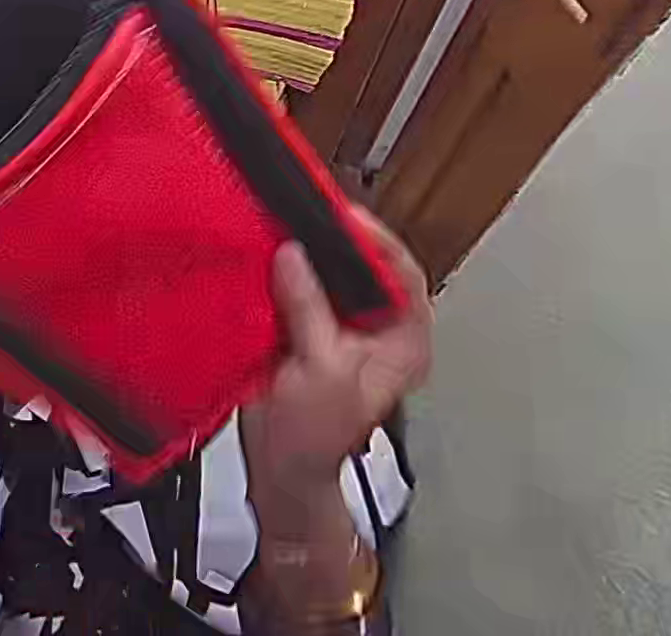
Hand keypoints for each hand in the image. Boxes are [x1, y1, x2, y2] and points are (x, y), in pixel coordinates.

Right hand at [242, 208, 432, 497]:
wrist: (279, 464)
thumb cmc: (314, 432)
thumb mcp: (321, 370)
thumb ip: (309, 308)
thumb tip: (292, 252)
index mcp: (401, 341)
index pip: (403, 276)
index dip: (378, 242)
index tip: (344, 215)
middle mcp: (375, 325)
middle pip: (364, 266)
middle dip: (337, 236)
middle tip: (307, 206)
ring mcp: (339, 322)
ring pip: (329, 272)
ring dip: (307, 248)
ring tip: (286, 217)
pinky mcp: (306, 321)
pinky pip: (298, 283)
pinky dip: (283, 265)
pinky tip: (266, 246)